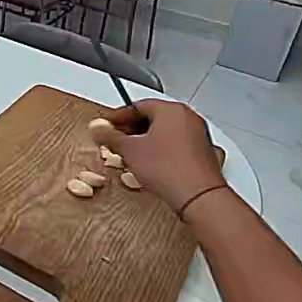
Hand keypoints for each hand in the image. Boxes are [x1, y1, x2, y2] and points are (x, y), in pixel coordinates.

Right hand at [89, 100, 226, 211]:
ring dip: (146, 140)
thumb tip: (98, 128)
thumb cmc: (168, 169)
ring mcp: (198, 136)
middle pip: (153, 118)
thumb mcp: (128, 150)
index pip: (138, 105)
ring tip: (130, 155)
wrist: (197, 196)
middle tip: (116, 140)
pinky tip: (151, 164)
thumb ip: (109, 136)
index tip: (107, 126)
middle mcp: (188, 119)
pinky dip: (162, 151)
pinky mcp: (203, 154)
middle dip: (131, 129)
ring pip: (166, 132)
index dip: (118, 117)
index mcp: (171, 110)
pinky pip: (177, 146)